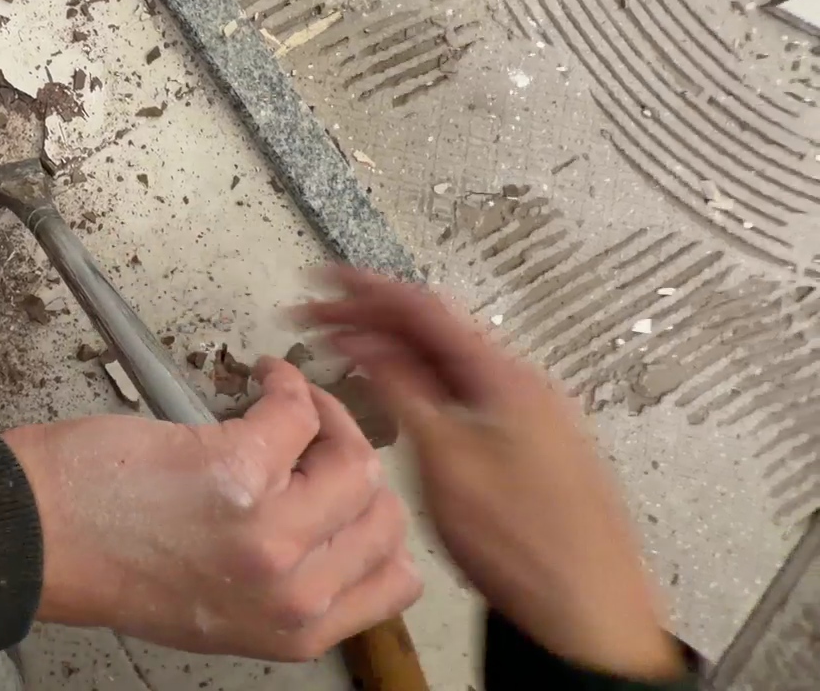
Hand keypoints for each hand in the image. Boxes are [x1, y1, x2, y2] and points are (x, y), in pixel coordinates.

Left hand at [2, 360, 419, 660]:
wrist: (36, 533)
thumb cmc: (101, 558)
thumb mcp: (209, 606)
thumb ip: (268, 584)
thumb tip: (301, 528)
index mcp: (289, 628)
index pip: (390, 577)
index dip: (373, 520)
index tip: (346, 484)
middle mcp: (290, 587)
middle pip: (379, 513)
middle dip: (353, 461)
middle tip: (318, 428)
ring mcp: (267, 526)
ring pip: (353, 462)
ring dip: (328, 415)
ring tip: (292, 396)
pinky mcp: (232, 464)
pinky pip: (293, 412)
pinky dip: (287, 383)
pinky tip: (266, 375)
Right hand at [297, 266, 684, 680]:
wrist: (588, 620)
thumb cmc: (518, 542)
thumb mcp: (443, 456)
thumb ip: (398, 387)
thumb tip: (357, 338)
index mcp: (506, 379)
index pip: (423, 310)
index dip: (365, 289)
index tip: (320, 278)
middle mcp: (518, 385)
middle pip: (431, 328)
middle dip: (365, 314)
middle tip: (310, 313)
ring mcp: (520, 412)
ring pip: (439, 356)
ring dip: (383, 342)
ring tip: (333, 341)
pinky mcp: (515, 438)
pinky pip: (451, 383)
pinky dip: (406, 371)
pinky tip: (380, 379)